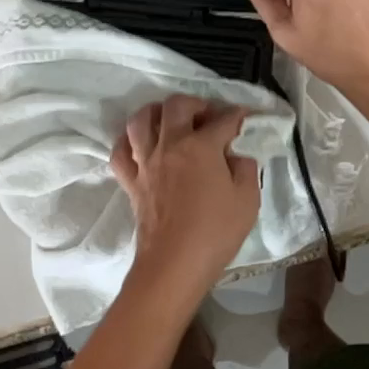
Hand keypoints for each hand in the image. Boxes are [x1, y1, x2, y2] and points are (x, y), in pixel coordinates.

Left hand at [111, 96, 260, 295]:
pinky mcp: (131, 182)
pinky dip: (128, 142)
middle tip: (208, 116)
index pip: (222, 120)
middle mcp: (170, 145)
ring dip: (157, 112)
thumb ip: (246, 169)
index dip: (236, 116)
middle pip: (177, 106)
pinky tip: (140, 145)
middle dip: (196, 103)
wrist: (174, 265)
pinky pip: (121, 152)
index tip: (244, 118)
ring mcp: (146, 162)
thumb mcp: (248, 200)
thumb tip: (236, 156)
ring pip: (141, 120)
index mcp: (201, 146)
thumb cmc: (215, 232)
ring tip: (170, 120)